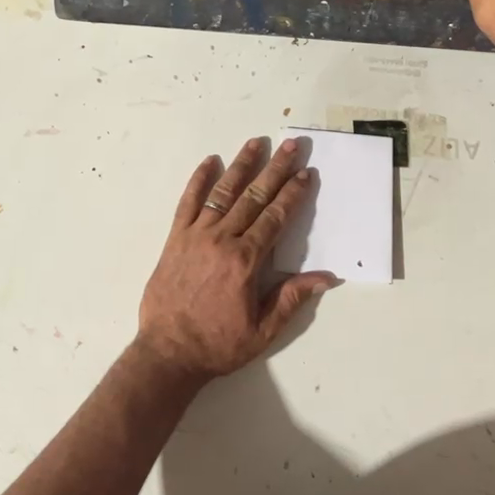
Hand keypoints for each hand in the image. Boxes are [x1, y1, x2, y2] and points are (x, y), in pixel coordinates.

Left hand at [134, 138, 338, 381]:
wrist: (167, 352)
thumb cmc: (218, 345)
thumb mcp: (263, 331)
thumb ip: (292, 298)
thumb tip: (327, 277)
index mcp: (246, 261)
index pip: (275, 217)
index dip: (293, 193)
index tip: (306, 173)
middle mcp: (222, 240)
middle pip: (254, 197)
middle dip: (275, 169)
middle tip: (291, 145)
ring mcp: (196, 235)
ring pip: (223, 192)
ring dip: (242, 165)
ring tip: (256, 142)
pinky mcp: (175, 238)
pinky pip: (188, 201)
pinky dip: (199, 180)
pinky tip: (210, 161)